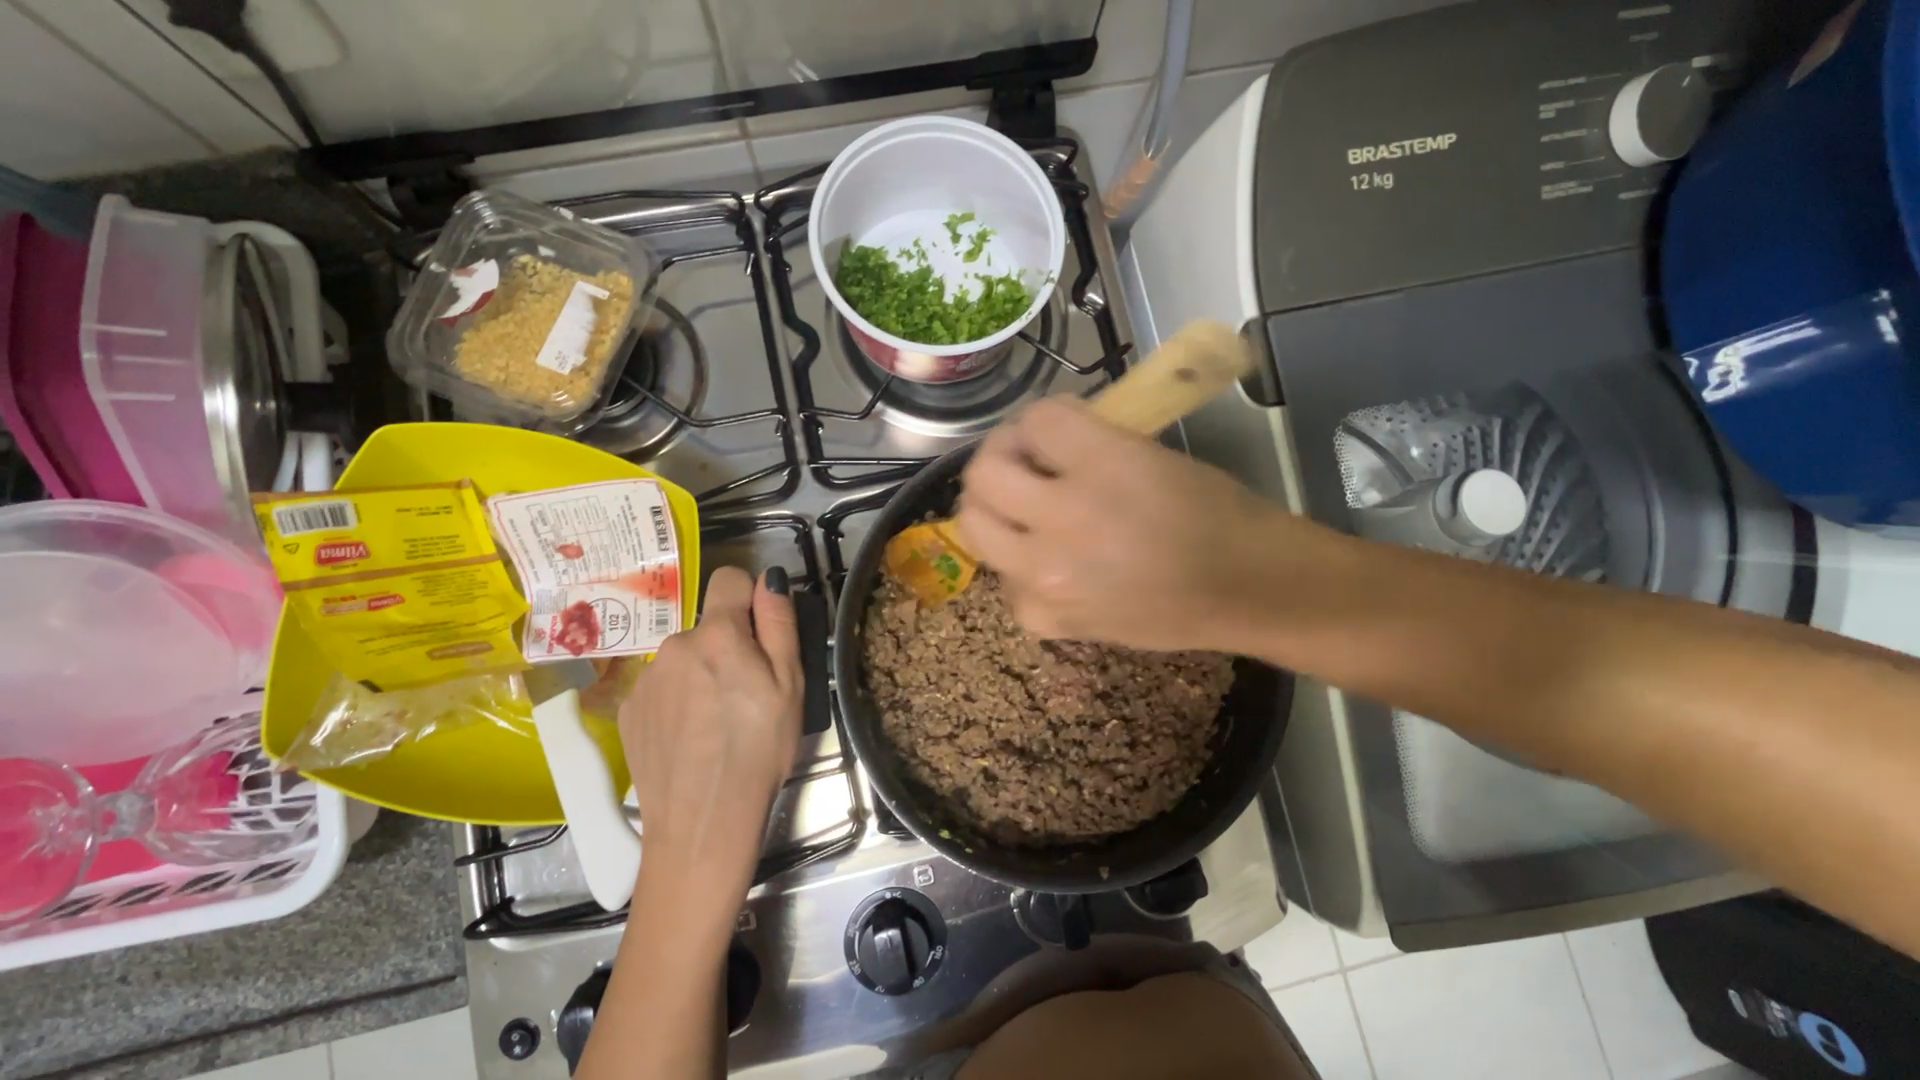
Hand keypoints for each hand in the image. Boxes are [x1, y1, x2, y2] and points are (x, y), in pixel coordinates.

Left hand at [617, 566, 801, 890]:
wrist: (702, 820)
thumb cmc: (759, 750)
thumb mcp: (790, 685)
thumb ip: (779, 624)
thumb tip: (769, 579)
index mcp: (717, 634)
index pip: (729, 579)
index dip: (750, 599)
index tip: (761, 634)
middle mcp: (674, 645)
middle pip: (707, 628)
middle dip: (727, 647)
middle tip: (747, 695)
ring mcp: (646, 679)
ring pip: (683, 660)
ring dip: (700, 676)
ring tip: (718, 724)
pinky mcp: (629, 710)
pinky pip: (660, 690)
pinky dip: (676, 704)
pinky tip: (691, 740)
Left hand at [956, 397, 1329, 652]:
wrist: (1246, 591)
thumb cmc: (1213, 513)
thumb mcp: (1153, 454)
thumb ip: (1090, 442)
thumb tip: (1045, 436)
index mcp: (1103, 467)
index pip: (1035, 421)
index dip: (1042, 419)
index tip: (1056, 430)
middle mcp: (1064, 523)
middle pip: (983, 475)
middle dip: (1001, 457)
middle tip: (1027, 462)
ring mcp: (1047, 579)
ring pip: (976, 527)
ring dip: (998, 509)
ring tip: (1031, 511)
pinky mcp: (1046, 619)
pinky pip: (1006, 580)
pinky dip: (1020, 566)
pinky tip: (1053, 562)